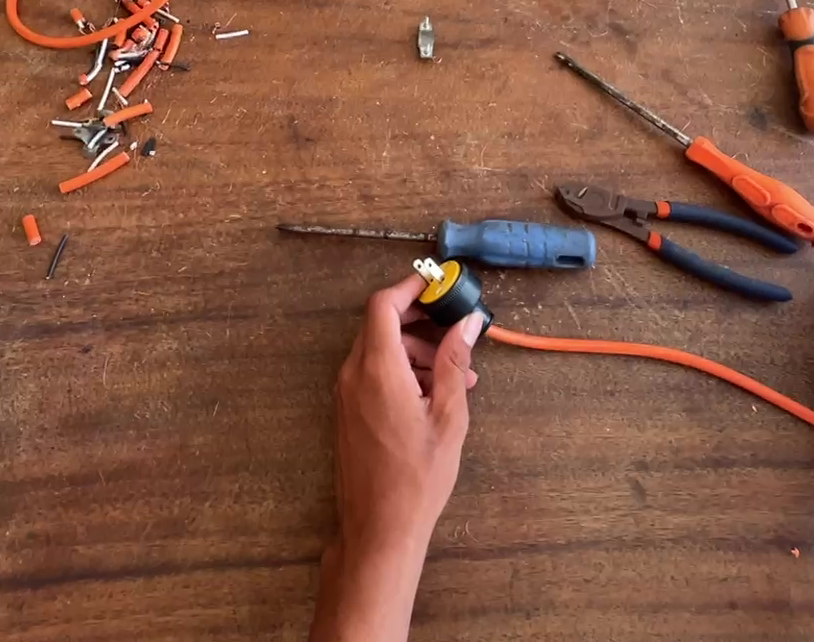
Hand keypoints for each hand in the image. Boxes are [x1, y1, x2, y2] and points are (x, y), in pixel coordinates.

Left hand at [313, 274, 483, 640]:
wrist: (378, 529)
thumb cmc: (417, 477)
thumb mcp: (447, 416)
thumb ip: (454, 362)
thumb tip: (467, 322)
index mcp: (377, 368)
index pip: (383, 305)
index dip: (410, 287)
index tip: (438, 284)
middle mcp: (354, 373)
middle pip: (382, 324)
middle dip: (420, 320)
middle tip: (454, 330)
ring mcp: (346, 392)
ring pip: (380, 348)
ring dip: (415, 349)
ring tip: (454, 374)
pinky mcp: (348, 409)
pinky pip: (373, 371)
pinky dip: (401, 368)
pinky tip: (432, 392)